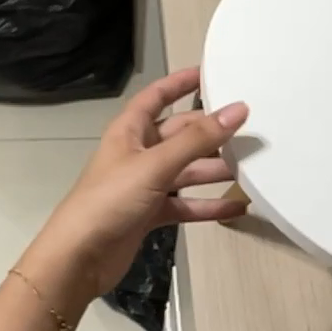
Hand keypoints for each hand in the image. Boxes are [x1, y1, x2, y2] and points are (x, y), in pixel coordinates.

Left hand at [23, 68, 249, 300]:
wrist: (79, 257)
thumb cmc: (110, 200)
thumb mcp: (155, 165)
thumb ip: (197, 140)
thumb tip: (237, 110)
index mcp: (129, 131)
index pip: (156, 97)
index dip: (179, 83)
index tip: (209, 73)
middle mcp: (137, 154)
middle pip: (179, 135)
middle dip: (210, 133)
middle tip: (249, 131)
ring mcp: (144, 186)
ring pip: (186, 171)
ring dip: (214, 170)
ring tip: (252, 168)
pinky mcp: (150, 214)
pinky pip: (185, 205)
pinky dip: (208, 205)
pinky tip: (237, 206)